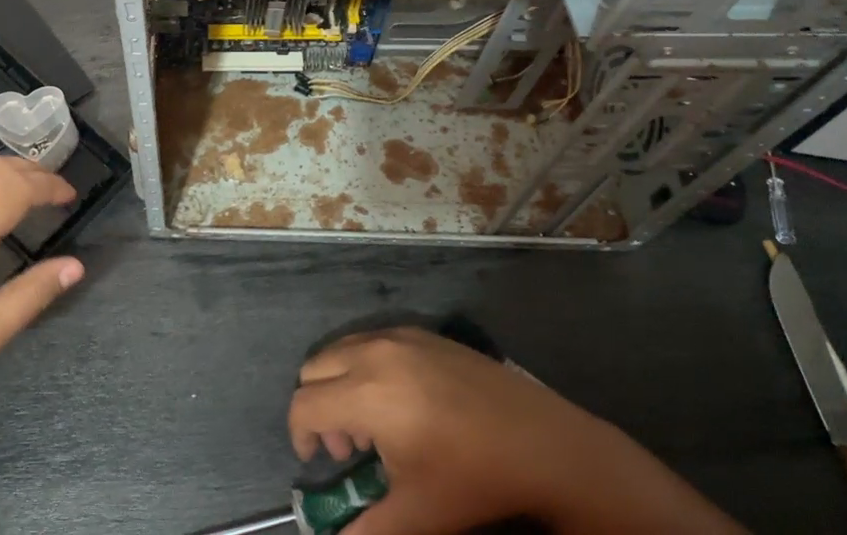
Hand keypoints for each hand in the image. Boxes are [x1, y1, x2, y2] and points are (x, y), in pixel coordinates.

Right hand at [288, 329, 742, 534]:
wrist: (546, 444)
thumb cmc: (477, 480)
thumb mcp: (418, 516)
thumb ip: (365, 529)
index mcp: (367, 394)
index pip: (304, 404)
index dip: (300, 436)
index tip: (321, 460)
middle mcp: (375, 353)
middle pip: (314, 369)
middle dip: (319, 406)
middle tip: (350, 445)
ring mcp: (400, 336)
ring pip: (340, 349)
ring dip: (340, 383)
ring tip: (374, 422)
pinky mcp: (424, 333)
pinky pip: (371, 340)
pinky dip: (364, 365)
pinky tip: (401, 399)